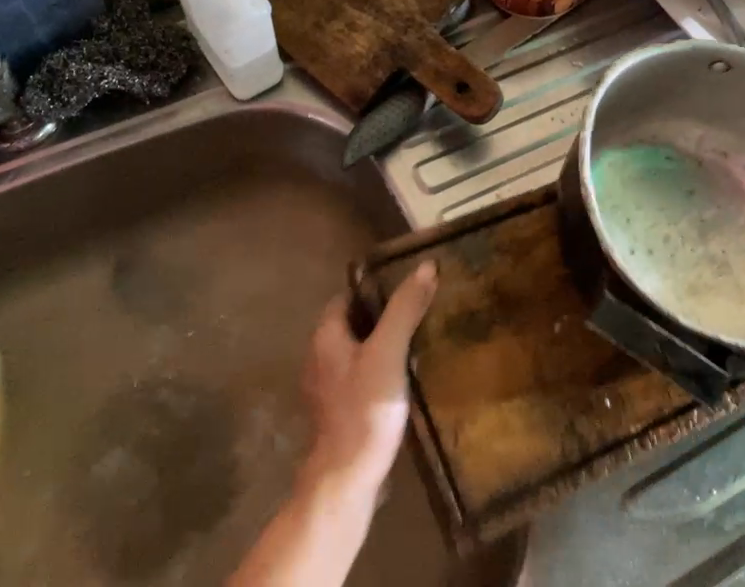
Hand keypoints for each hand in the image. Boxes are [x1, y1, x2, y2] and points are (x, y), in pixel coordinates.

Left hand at [299, 263, 438, 496]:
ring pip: (356, 354)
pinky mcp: (338, 413)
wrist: (346, 477)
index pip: (346, 297)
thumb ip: (405, 310)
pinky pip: (359, 380)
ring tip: (418, 345)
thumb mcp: (389, 352)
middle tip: (419, 315)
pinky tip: (404, 382)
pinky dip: (379, 374)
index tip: (406, 288)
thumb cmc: (365, 408)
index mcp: (325, 336)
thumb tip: (425, 267)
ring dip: (381, 348)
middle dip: (381, 318)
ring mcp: (326, 388)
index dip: (374, 290)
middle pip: (352, 324)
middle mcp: (318, 357)